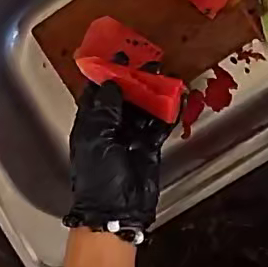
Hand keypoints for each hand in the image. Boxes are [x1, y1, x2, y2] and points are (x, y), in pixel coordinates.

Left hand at [67, 77, 171, 235]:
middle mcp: (110, 127)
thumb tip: (109, 84)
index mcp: (90, 124)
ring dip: (153, 93)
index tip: (120, 55)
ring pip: (143, 108)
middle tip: (149, 63)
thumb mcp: (96, 139)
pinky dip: (168, 113)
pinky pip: (159, 125)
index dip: (107, 73)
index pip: (97, 92)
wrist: (118, 211)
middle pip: (124, 97)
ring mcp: (130, 137)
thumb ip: (104, 110)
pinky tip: (177, 100)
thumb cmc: (100, 178)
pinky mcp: (149, 147)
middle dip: (135, 79)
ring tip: (166, 76)